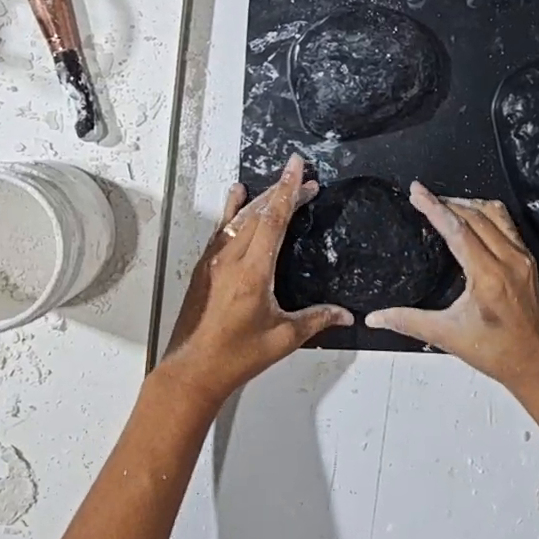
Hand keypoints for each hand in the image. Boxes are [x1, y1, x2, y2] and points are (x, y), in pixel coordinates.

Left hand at [155, 154, 351, 405]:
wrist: (192, 371)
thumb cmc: (235, 357)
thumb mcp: (283, 339)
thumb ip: (316, 320)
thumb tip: (346, 314)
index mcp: (253, 273)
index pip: (274, 220)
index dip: (288, 190)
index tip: (297, 167)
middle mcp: (231, 260)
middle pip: (259, 213)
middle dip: (283, 192)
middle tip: (304, 179)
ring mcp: (214, 262)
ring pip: (240, 218)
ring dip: (262, 198)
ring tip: (280, 184)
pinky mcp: (204, 268)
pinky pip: (221, 230)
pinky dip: (232, 209)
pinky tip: (237, 196)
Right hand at [367, 183, 538, 395]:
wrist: (536, 363)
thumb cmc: (496, 352)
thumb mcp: (447, 336)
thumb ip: (408, 321)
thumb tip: (375, 318)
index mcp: (489, 277)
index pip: (458, 230)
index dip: (434, 208)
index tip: (416, 192)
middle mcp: (509, 261)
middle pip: (474, 216)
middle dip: (445, 201)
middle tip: (421, 194)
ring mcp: (521, 258)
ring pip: (493, 213)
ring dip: (466, 203)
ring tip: (443, 202)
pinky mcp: (527, 260)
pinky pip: (506, 223)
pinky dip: (485, 212)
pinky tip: (470, 215)